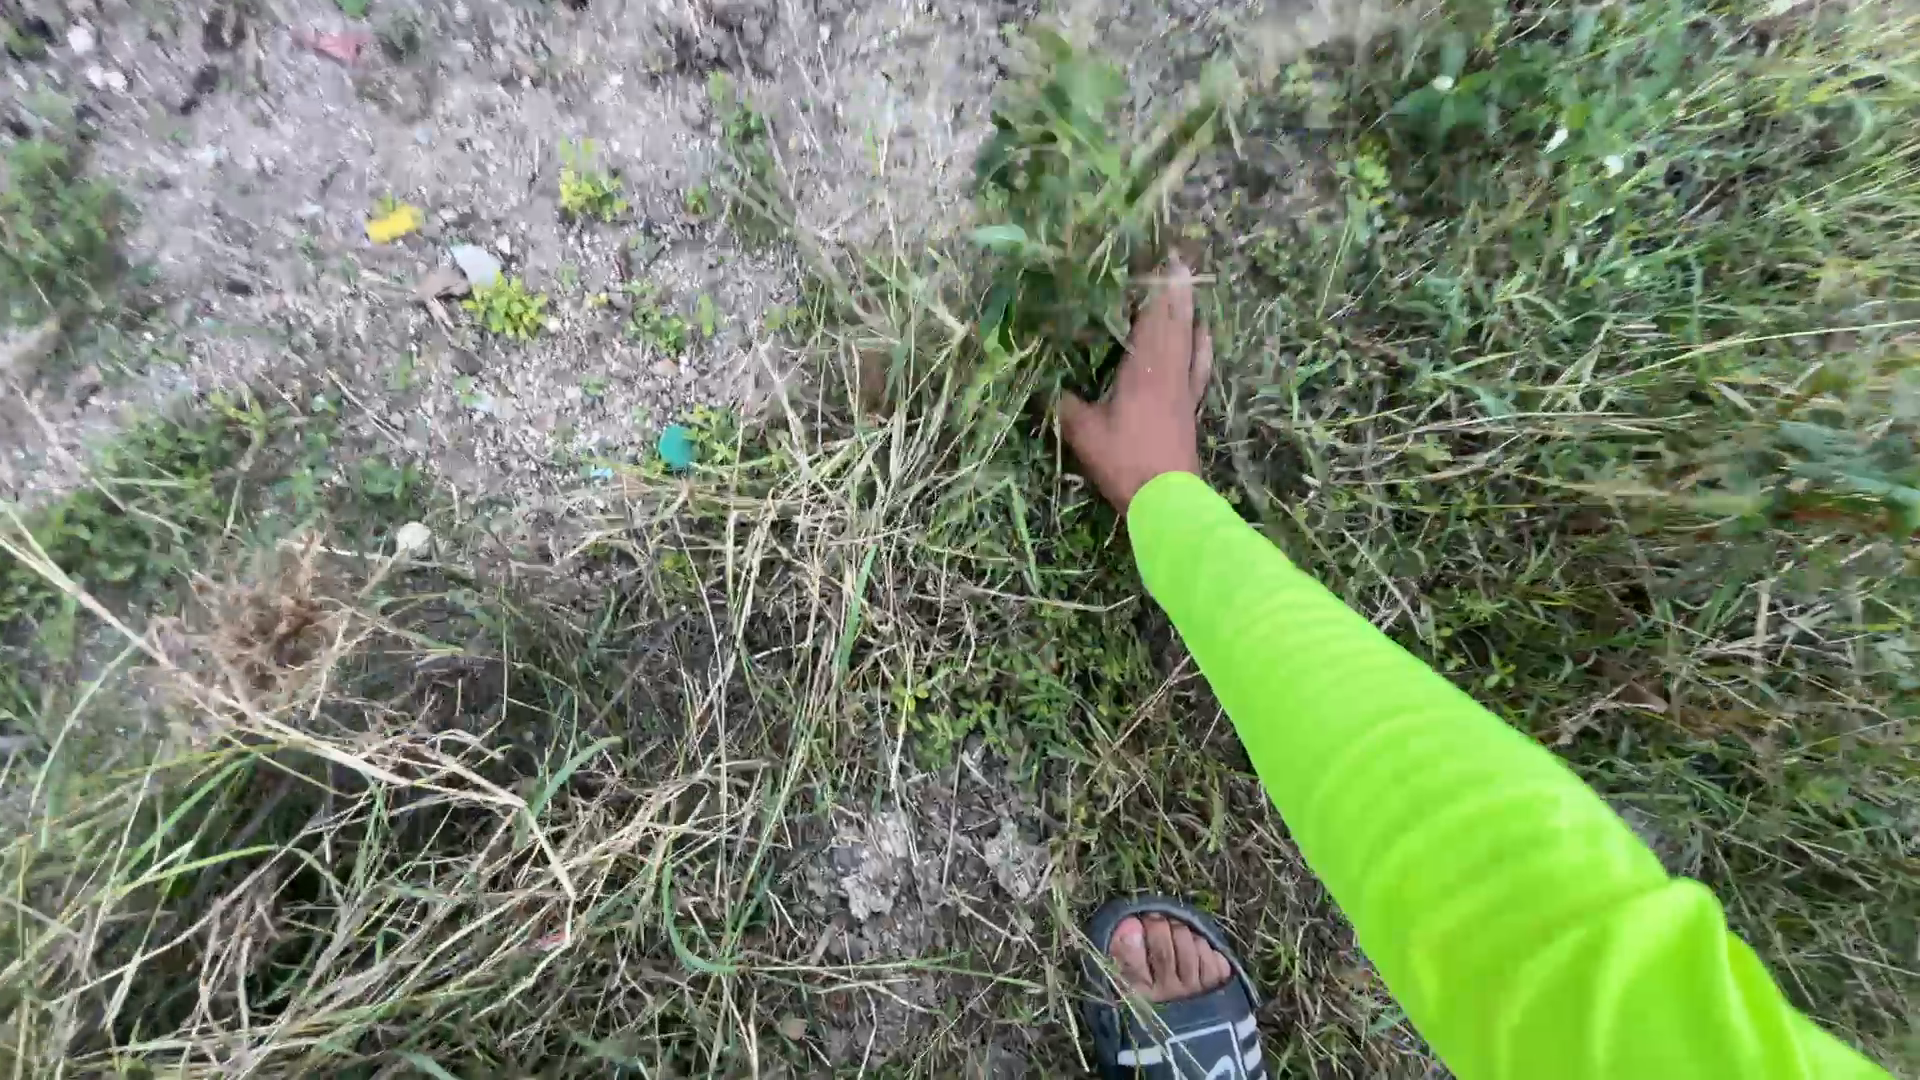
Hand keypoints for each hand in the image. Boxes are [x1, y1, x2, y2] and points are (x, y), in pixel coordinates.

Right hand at [1059, 257, 1211, 512]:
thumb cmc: (1125, 461)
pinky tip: (1203, 333)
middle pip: (1176, 318)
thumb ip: (1062, 403)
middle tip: (1173, 258)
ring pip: (1191, 336)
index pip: (1151, 314)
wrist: (1167, 500)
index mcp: (1144, 368)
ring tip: (1186, 284)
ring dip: (1189, 308)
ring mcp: (1185, 387)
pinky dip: (1202, 342)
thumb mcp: (1083, 432)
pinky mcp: (1191, 405)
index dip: (1151, 285)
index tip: (1151, 258)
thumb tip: (1041, 382)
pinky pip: (1201, 363)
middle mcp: (1170, 369)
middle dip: (1175, 286)